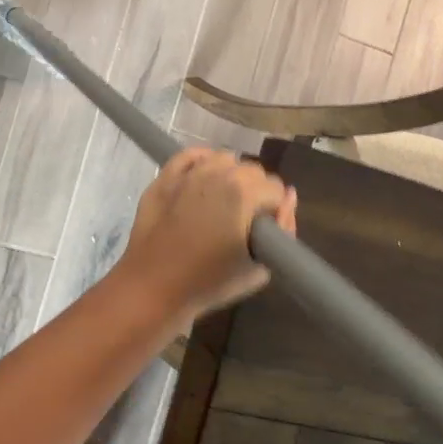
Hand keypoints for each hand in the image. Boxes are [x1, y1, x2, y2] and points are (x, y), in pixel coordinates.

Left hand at [116, 147, 296, 320]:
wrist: (154, 287)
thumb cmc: (209, 282)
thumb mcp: (260, 268)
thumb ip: (283, 230)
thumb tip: (289, 199)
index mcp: (243, 193)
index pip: (276, 188)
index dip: (276, 209)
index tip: (266, 229)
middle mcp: (216, 174)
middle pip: (251, 171)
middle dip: (255, 191)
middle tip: (244, 219)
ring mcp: (187, 173)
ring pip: (222, 159)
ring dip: (229, 175)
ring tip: (222, 202)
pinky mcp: (163, 178)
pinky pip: (189, 156)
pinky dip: (201, 162)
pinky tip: (203, 179)